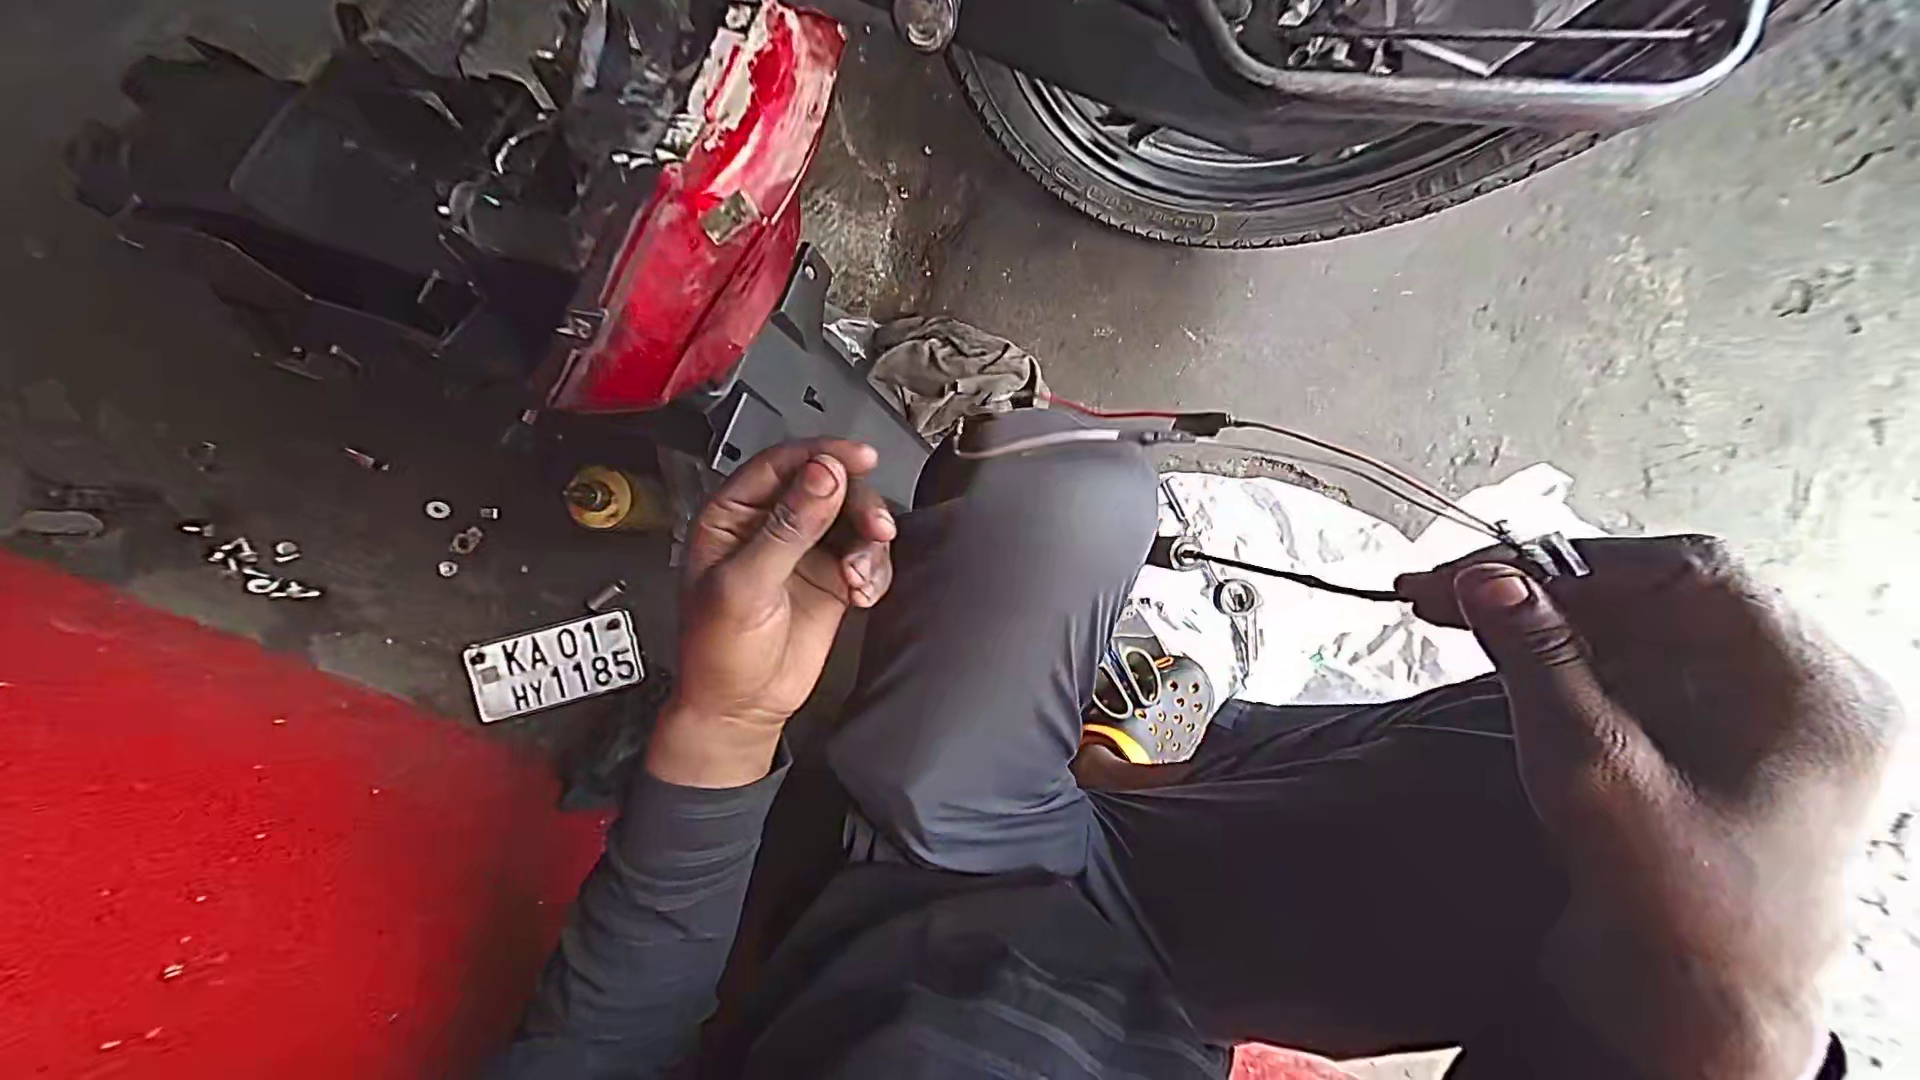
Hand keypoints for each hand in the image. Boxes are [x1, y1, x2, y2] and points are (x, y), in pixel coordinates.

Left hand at [647, 439, 895, 787]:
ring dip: (870, 541)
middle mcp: (774, 524)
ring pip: (855, 518)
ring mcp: (806, 550)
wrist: (741, 708)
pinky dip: (875, 570)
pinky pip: (868, 554)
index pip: (784, 463)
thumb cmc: (717, 651)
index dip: (825, 455)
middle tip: (875, 526)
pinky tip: (862, 592)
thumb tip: (824, 478)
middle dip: (859, 504)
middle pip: (830, 486)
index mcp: (735, 513)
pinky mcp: (832, 576)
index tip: (860, 458)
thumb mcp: (745, 585)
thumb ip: (788, 528)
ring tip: (861, 575)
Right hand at [1396, 537, 1899, 1079]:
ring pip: (1610, 611)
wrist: (1686, 982)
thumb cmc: (1668, 895)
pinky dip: (1529, 633)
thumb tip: (1487, 578)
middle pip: (1641, 586)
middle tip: (1434, 587)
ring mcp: (1726, 694)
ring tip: (1434, 604)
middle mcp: (1777, 678)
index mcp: (1806, 688)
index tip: (1475, 577)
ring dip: (1518, 604)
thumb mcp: (1590, 766)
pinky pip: (1598, 645)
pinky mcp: (1676, 710)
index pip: (1685, 572)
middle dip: (1529, 581)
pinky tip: (1474, 631)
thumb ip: (1538, 661)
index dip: (1570, 563)